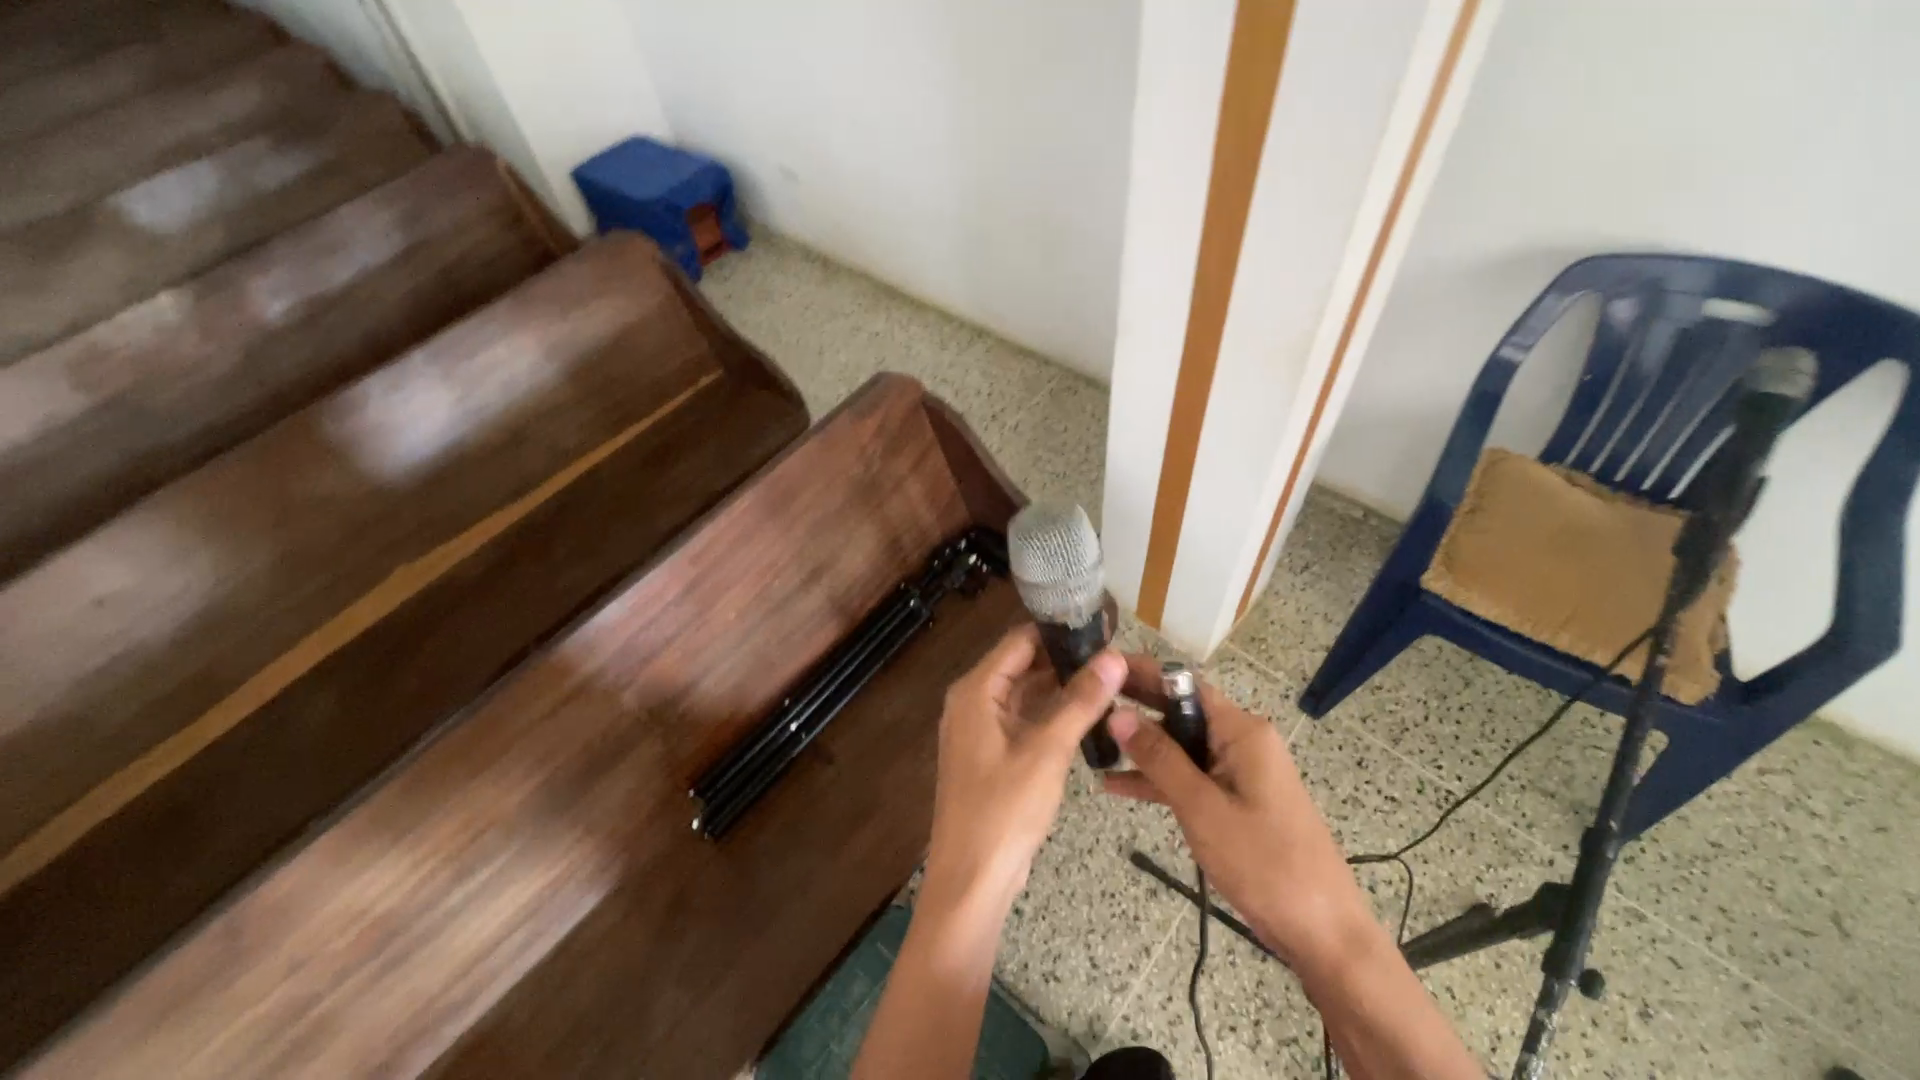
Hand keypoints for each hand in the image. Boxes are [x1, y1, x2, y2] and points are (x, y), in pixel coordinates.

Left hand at [925, 624, 1126, 910]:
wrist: (972, 878)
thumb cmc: (1004, 810)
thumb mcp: (1047, 751)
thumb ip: (1080, 701)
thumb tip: (1114, 656)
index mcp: (975, 691)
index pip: (1020, 640)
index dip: (1060, 631)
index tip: (1105, 626)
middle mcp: (973, 702)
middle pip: (1022, 665)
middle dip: (1067, 659)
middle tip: (1118, 655)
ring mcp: (982, 730)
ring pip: (1026, 693)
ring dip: (1063, 688)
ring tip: (1113, 679)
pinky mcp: (994, 755)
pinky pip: (1026, 720)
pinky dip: (1054, 714)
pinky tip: (1091, 713)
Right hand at [1102, 655, 1367, 967]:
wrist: (1321, 930)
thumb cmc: (1264, 863)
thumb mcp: (1202, 809)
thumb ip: (1159, 759)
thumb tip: (1117, 714)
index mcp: (1242, 732)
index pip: (1185, 685)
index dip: (1142, 673)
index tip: (1100, 666)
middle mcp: (1243, 743)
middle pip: (1181, 713)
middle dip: (1135, 709)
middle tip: (1085, 703)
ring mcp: (1241, 773)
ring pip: (1182, 747)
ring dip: (1142, 748)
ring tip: (1090, 743)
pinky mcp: (1237, 802)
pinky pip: (1191, 778)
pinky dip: (1159, 781)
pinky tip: (1116, 786)